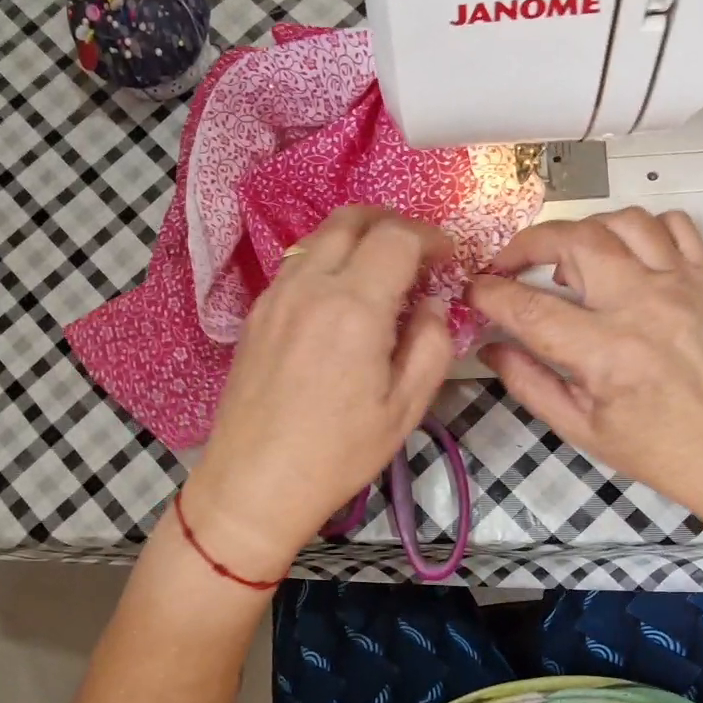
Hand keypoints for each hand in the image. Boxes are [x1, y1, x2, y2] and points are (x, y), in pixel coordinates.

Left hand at [181, 207, 457, 578]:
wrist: (255, 483)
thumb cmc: (337, 455)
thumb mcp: (404, 409)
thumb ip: (431, 344)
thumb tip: (431, 303)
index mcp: (354, 308)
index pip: (398, 237)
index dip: (431, 237)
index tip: (448, 258)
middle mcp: (310, 287)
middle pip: (352, 219)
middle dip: (393, 223)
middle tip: (417, 253)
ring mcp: (276, 296)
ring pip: (319, 237)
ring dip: (357, 239)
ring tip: (380, 273)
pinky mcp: (256, 313)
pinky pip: (296, 264)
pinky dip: (327, 261)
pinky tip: (340, 298)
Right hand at [469, 208, 702, 521]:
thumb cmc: (650, 446)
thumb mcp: (576, 427)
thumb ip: (527, 382)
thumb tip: (491, 345)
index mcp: (606, 353)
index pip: (531, 307)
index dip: (491, 294)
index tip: (474, 291)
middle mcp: (643, 307)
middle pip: (575, 241)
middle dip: (528, 245)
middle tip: (510, 266)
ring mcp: (679, 286)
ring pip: (622, 221)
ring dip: (583, 232)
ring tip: (569, 262)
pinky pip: (672, 224)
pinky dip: (639, 228)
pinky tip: (621, 254)